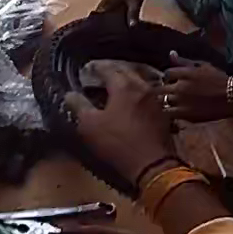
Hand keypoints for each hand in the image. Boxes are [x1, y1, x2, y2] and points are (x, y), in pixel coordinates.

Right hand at [64, 62, 176, 184]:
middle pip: (126, 72)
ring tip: (115, 88)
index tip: (86, 71)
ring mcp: (155, 100)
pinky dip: (136, 95)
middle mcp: (142, 87)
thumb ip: (78, 105)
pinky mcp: (162, 113)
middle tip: (100, 77)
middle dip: (112, 72)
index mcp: (123, 86)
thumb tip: (70, 94)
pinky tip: (130, 103)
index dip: (95, 68)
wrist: (153, 165)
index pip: (107, 69)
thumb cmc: (117, 142)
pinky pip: (146, 96)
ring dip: (126, 82)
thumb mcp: (89, 125)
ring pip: (139, 83)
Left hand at [161, 61, 232, 121]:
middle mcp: (181, 88)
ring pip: (163, 102)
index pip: (166, 73)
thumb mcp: (203, 66)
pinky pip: (171, 114)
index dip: (167, 77)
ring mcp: (183, 103)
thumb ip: (184, 61)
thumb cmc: (219, 79)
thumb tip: (171, 53)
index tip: (171, 80)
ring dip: (164, 101)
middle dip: (161, 90)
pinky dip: (170, 112)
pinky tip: (175, 110)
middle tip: (165, 92)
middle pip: (160, 89)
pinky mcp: (187, 115)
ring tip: (170, 101)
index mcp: (185, 74)